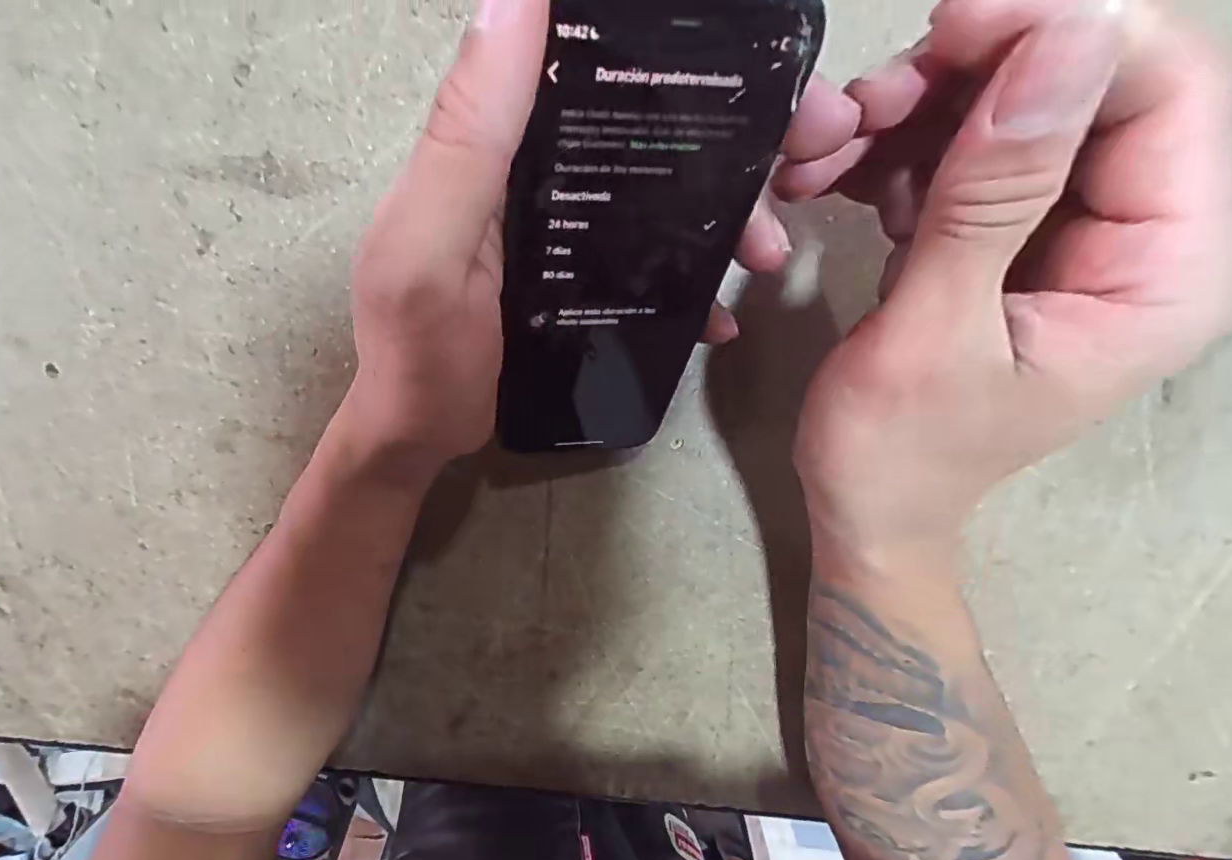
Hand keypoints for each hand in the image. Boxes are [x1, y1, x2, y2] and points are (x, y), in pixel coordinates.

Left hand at [348, 0, 868, 461]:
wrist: (420, 436)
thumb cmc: (416, 352)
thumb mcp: (427, 250)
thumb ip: (464, 140)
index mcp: (493, 148)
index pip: (591, 61)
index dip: (679, 52)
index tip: (771, 65)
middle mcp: (529, 175)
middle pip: (644, 126)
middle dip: (735, 133)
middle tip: (815, 148)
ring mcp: (557, 232)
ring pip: (656, 196)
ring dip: (725, 211)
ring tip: (769, 252)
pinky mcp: (572, 284)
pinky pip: (642, 261)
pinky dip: (687, 277)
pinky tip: (722, 306)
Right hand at [776, 0, 1231, 566]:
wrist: (864, 511)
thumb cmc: (892, 451)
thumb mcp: (927, 335)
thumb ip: (987, 204)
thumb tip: (1054, 45)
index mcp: (1162, 272)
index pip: (1160, 98)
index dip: (1065, 38)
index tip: (949, 24)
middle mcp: (1138, 242)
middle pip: (1087, 102)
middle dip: (973, 83)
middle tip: (866, 98)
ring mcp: (1067, 246)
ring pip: (1018, 130)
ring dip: (922, 122)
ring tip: (832, 148)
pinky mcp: (1005, 255)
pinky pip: (972, 175)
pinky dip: (906, 165)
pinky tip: (849, 181)